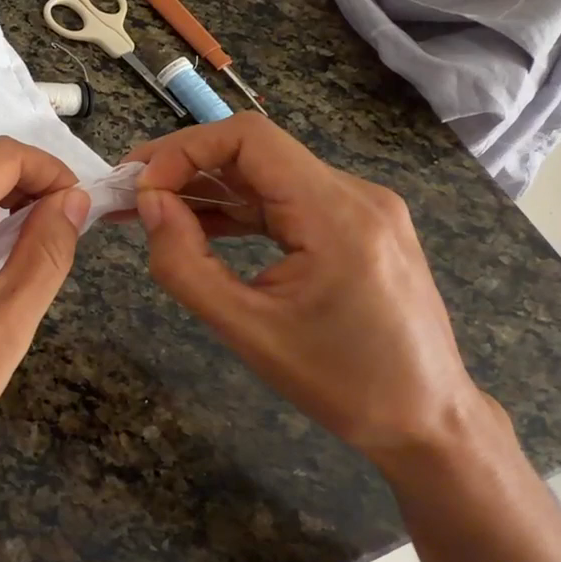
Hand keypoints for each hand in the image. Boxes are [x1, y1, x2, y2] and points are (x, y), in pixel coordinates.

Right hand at [119, 115, 493, 463]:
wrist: (431, 423)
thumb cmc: (344, 385)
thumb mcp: (248, 331)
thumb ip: (185, 263)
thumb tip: (148, 203)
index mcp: (337, 215)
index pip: (249, 138)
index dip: (184, 150)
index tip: (143, 187)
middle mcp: (354, 194)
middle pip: (252, 150)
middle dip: (183, 165)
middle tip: (128, 190)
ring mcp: (358, 207)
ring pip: (263, 173)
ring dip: (203, 186)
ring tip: (147, 209)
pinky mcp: (353, 224)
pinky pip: (281, 198)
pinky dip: (234, 207)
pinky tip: (193, 224)